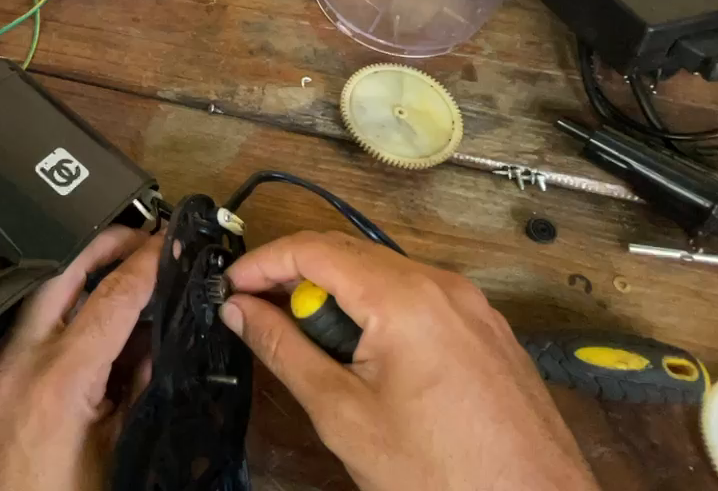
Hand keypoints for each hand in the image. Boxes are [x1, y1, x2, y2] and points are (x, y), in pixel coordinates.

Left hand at [0, 227, 159, 490]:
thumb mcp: (121, 449)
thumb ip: (140, 386)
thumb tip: (157, 336)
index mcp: (61, 377)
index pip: (111, 300)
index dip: (144, 265)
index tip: (168, 240)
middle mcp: (22, 355)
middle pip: (63, 272)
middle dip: (103, 246)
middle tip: (140, 235)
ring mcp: (0, 360)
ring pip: (41, 290)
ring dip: (81, 271)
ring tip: (119, 266)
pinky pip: (28, 319)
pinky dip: (61, 305)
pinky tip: (86, 311)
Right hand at [219, 231, 596, 490]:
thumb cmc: (437, 476)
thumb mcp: (344, 414)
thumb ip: (284, 349)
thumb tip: (237, 308)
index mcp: (403, 297)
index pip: (311, 248)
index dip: (262, 263)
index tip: (229, 289)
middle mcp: (439, 283)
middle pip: (345, 251)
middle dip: (294, 274)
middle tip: (257, 310)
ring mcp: (470, 304)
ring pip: (379, 270)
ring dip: (333, 291)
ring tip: (305, 336)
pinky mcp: (487, 328)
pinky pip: (413, 293)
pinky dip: (373, 306)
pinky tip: (361, 349)